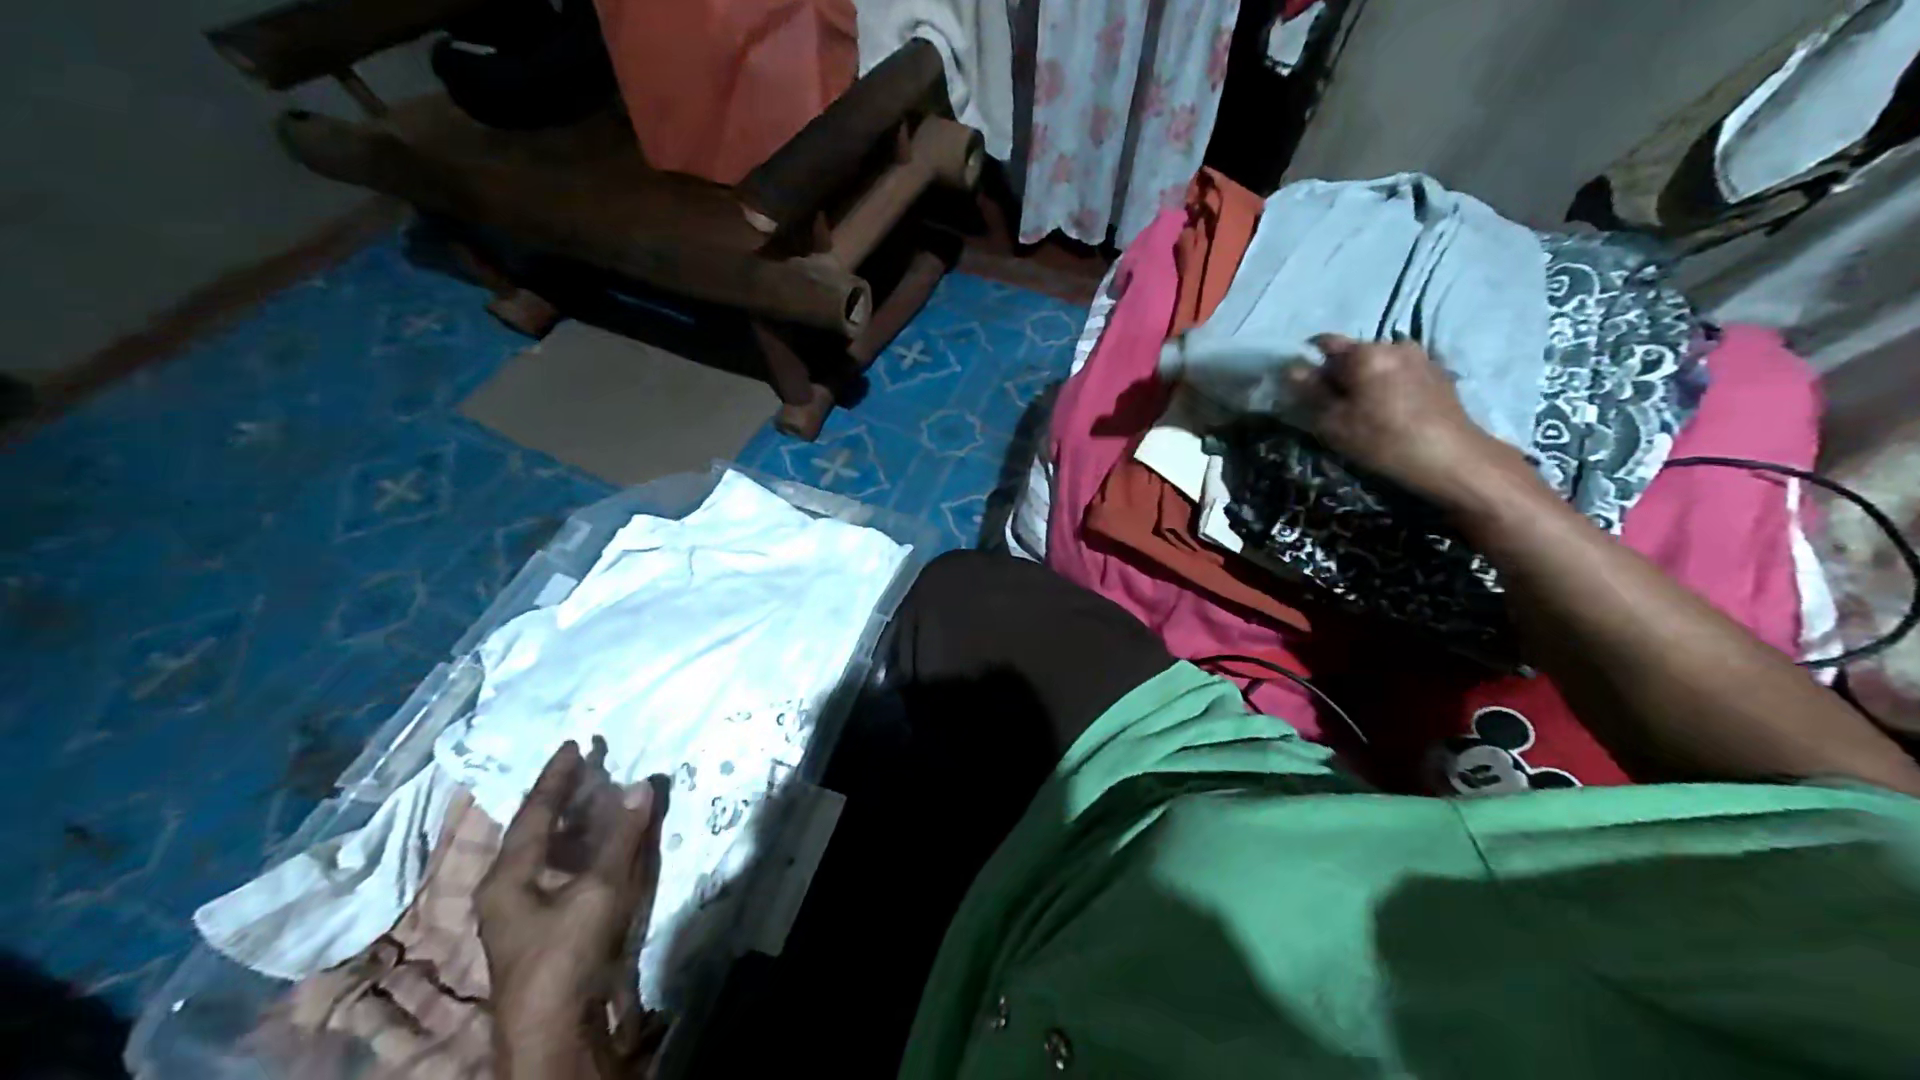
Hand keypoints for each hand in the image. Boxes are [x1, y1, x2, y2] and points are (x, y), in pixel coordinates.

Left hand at [477, 740, 665, 1078]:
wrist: (554, 1030)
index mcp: (507, 875)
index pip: (534, 811)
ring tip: (596, 793)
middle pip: (535, 829)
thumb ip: (621, 836)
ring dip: (573, 821)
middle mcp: (507, 887)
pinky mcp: (543, 926)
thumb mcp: (599, 890)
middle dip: (561, 795)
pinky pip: (559, 870)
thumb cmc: (566, 952)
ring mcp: (522, 910)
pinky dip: (580, 847)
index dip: (556, 776)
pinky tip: (598, 841)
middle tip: (587, 764)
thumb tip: (641, 784)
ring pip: (546, 850)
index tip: (573, 744)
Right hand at [1292, 335, 1535, 511]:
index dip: (1308, 363)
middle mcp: (1393, 344)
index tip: (1305, 389)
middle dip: (1339, 373)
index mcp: (1364, 352)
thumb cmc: (1383, 440)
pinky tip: (1391, 410)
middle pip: (1353, 352)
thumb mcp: (1333, 422)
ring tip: (1365, 409)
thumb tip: (1291, 369)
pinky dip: (1388, 384)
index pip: (1323, 343)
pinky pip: (1400, 371)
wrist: (1451, 458)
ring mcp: (1420, 356)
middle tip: (1333, 406)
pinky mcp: (1438, 372)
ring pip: (1378, 362)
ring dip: (1365, 379)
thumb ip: (1309, 391)